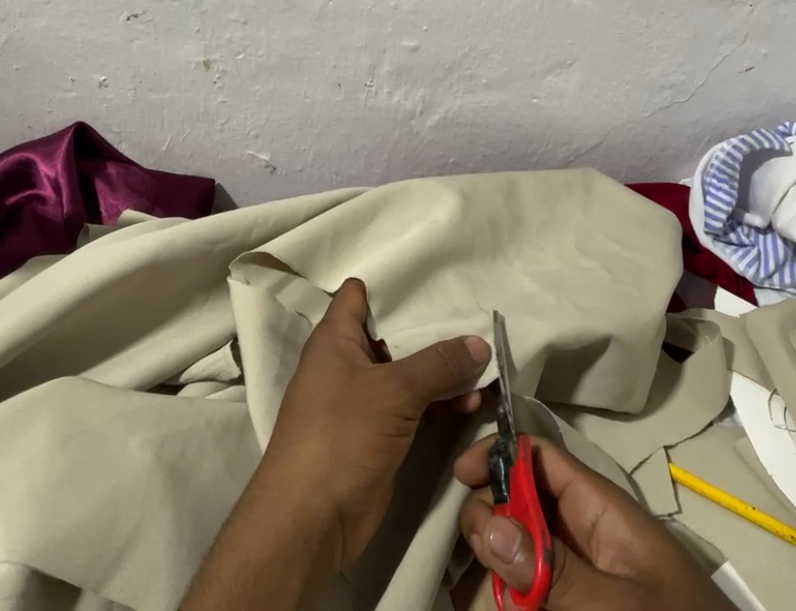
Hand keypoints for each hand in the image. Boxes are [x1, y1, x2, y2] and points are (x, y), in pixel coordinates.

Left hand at [256, 277, 491, 571]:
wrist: (311, 519)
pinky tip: (472, 402)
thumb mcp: (394, 390)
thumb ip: (439, 363)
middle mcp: (346, 365)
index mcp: (335, 340)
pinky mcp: (377, 435)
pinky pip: (414, 407)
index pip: (358, 295)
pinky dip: (439, 402)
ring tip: (483, 365)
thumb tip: (480, 342)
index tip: (432, 276)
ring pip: (408, 374)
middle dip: (431, 328)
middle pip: (392, 335)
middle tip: (474, 316)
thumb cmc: (342, 434)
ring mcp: (362, 402)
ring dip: (442, 371)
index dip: (390, 283)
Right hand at [455, 434, 733, 610]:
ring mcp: (579, 573)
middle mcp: (585, 534)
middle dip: (488, 518)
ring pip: (519, 550)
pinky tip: (488, 603)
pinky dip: (506, 595)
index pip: (544, 457)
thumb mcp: (621, 605)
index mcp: (603, 510)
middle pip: (522, 503)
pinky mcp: (573, 603)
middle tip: (470, 552)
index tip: (460, 475)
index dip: (501, 454)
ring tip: (470, 587)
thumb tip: (487, 524)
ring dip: (491, 563)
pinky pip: (530, 589)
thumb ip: (556, 570)